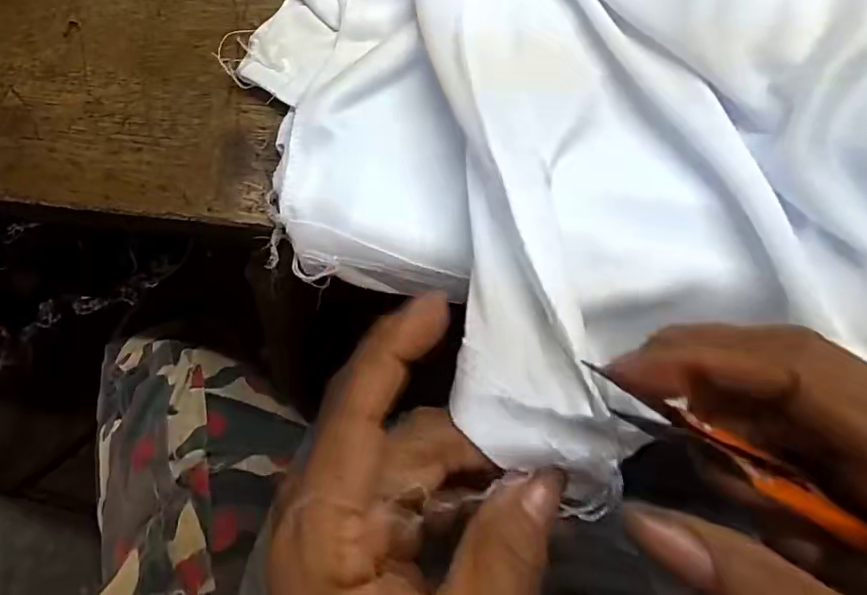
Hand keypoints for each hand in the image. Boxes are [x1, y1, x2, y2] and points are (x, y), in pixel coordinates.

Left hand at [267, 292, 566, 593]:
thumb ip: (497, 560)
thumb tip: (542, 479)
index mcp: (325, 514)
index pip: (358, 398)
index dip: (395, 342)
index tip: (437, 303)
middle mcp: (322, 507)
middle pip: (399, 439)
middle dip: (471, 437)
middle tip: (544, 439)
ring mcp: (333, 536)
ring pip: (407, 476)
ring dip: (468, 476)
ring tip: (535, 479)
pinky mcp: (348, 562)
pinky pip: (405, 513)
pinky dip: (453, 511)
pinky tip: (502, 519)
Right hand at [605, 325, 866, 594]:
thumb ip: (773, 588)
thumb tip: (644, 523)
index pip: (827, 375)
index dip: (714, 359)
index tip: (627, 371)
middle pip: (821, 385)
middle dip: (715, 385)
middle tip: (631, 397)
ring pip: (828, 424)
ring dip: (741, 434)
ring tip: (668, 441)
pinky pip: (851, 475)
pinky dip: (783, 483)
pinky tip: (740, 492)